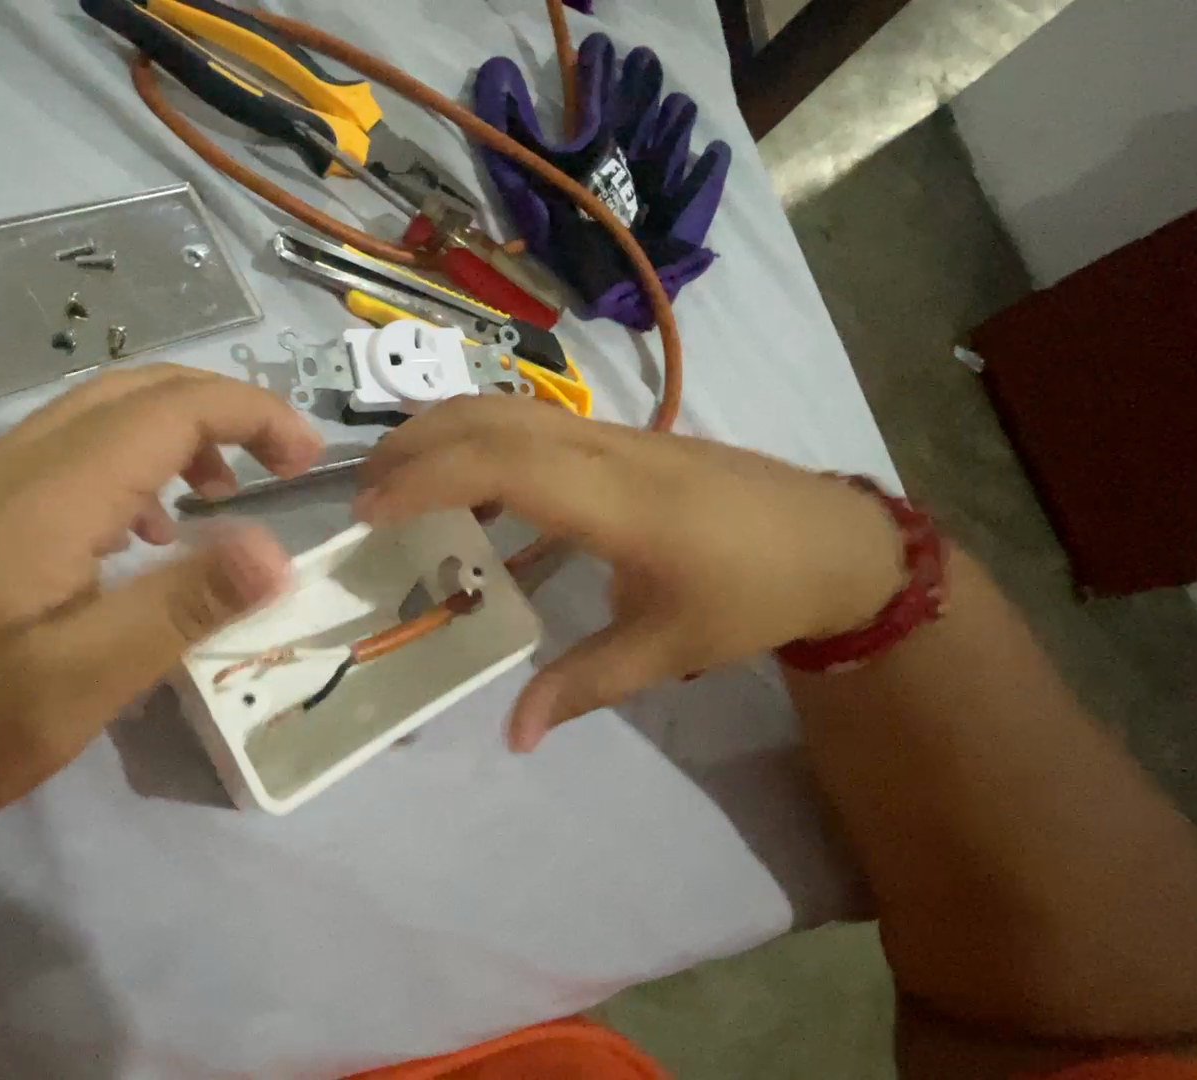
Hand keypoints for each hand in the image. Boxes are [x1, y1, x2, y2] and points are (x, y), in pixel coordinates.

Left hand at [0, 366, 321, 835]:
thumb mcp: (81, 678)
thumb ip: (183, 604)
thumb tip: (280, 552)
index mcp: (52, 491)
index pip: (173, 408)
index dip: (254, 415)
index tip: (312, 462)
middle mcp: (17, 465)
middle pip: (134, 389)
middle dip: (220, 407)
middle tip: (279, 465)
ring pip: (97, 418)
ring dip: (173, 434)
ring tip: (219, 497)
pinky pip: (67, 459)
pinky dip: (129, 470)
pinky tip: (139, 541)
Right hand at [353, 396, 904, 751]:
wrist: (835, 539)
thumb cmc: (754, 594)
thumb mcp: (669, 649)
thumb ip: (583, 685)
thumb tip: (515, 737)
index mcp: (618, 502)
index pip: (502, 464)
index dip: (426, 479)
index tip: (369, 514)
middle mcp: (604, 449)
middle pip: (488, 416)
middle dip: (412, 445)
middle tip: (362, 495)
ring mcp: (610, 432)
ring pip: (504, 405)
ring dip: (437, 432)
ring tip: (393, 482)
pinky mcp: (615, 433)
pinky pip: (525, 418)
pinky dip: (473, 438)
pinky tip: (463, 489)